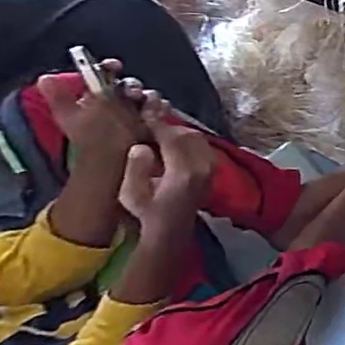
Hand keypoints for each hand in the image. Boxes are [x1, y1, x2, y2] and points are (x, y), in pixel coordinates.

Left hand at [36, 61, 161, 167]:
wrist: (118, 165)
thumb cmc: (95, 138)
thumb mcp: (73, 117)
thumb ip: (62, 97)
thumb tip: (44, 78)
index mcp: (92, 100)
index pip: (102, 76)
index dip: (108, 68)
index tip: (115, 67)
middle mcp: (113, 105)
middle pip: (128, 85)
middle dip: (133, 87)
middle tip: (134, 94)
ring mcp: (134, 114)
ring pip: (147, 96)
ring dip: (150, 99)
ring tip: (148, 108)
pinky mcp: (152, 123)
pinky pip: (160, 108)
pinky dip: (160, 109)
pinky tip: (157, 114)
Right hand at [118, 119, 212, 236]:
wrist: (172, 229)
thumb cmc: (148, 213)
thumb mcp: (131, 195)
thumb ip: (136, 169)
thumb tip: (141, 146)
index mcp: (184, 172)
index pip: (173, 139)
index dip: (159, 125)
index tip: (144, 114)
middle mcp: (203, 166)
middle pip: (188, 135)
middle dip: (169, 127)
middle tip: (150, 123)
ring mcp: (211, 166)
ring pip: (198, 138)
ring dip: (179, 132)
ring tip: (159, 132)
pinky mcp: (213, 167)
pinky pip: (202, 145)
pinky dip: (188, 139)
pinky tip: (172, 142)